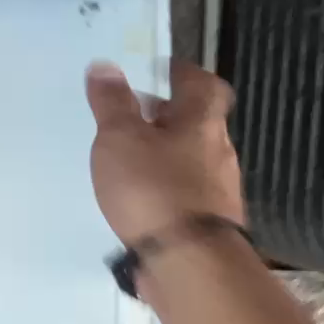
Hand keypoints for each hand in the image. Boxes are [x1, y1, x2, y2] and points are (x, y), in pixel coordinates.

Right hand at [86, 59, 244, 244]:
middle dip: (168, 112)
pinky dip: (166, 178)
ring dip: (166, 147)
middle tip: (133, 110)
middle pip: (198, 121)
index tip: (160, 68)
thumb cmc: (152, 186)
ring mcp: (217, 185)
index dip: (183, 73)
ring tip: (129, 152)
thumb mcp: (119, 138)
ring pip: (192, 153)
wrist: (187, 258)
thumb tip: (105, 65)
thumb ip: (111, 103)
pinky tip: (141, 189)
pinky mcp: (207, 215)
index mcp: (200, 123)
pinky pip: (187, 184)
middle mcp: (217, 150)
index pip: (203, 85)